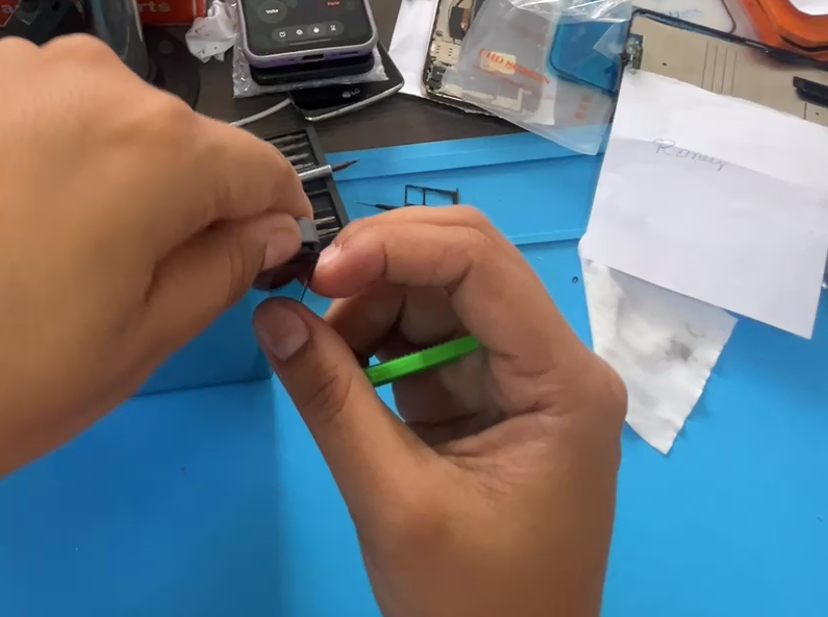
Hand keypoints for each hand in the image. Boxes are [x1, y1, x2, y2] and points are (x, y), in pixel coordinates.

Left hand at [0, 33, 312, 527]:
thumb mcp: (119, 354)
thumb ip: (214, 275)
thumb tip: (261, 227)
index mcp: (156, 145)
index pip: (262, 169)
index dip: (267, 226)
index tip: (246, 273)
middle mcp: (90, 79)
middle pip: (179, 146)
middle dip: (176, 213)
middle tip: (107, 301)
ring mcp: (6, 69)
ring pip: (103, 130)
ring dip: (102, 191)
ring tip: (26, 272)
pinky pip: (33, 121)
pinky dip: (36, 170)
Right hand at [252, 207, 624, 616]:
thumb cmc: (472, 603)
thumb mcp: (392, 500)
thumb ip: (329, 398)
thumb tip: (267, 311)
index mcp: (561, 379)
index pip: (479, 261)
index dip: (394, 247)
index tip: (320, 274)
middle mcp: (549, 355)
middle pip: (461, 256)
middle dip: (379, 259)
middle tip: (310, 287)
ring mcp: (517, 367)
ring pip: (434, 283)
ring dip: (368, 297)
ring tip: (322, 349)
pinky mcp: (482, 384)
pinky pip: (422, 323)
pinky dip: (372, 329)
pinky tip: (342, 362)